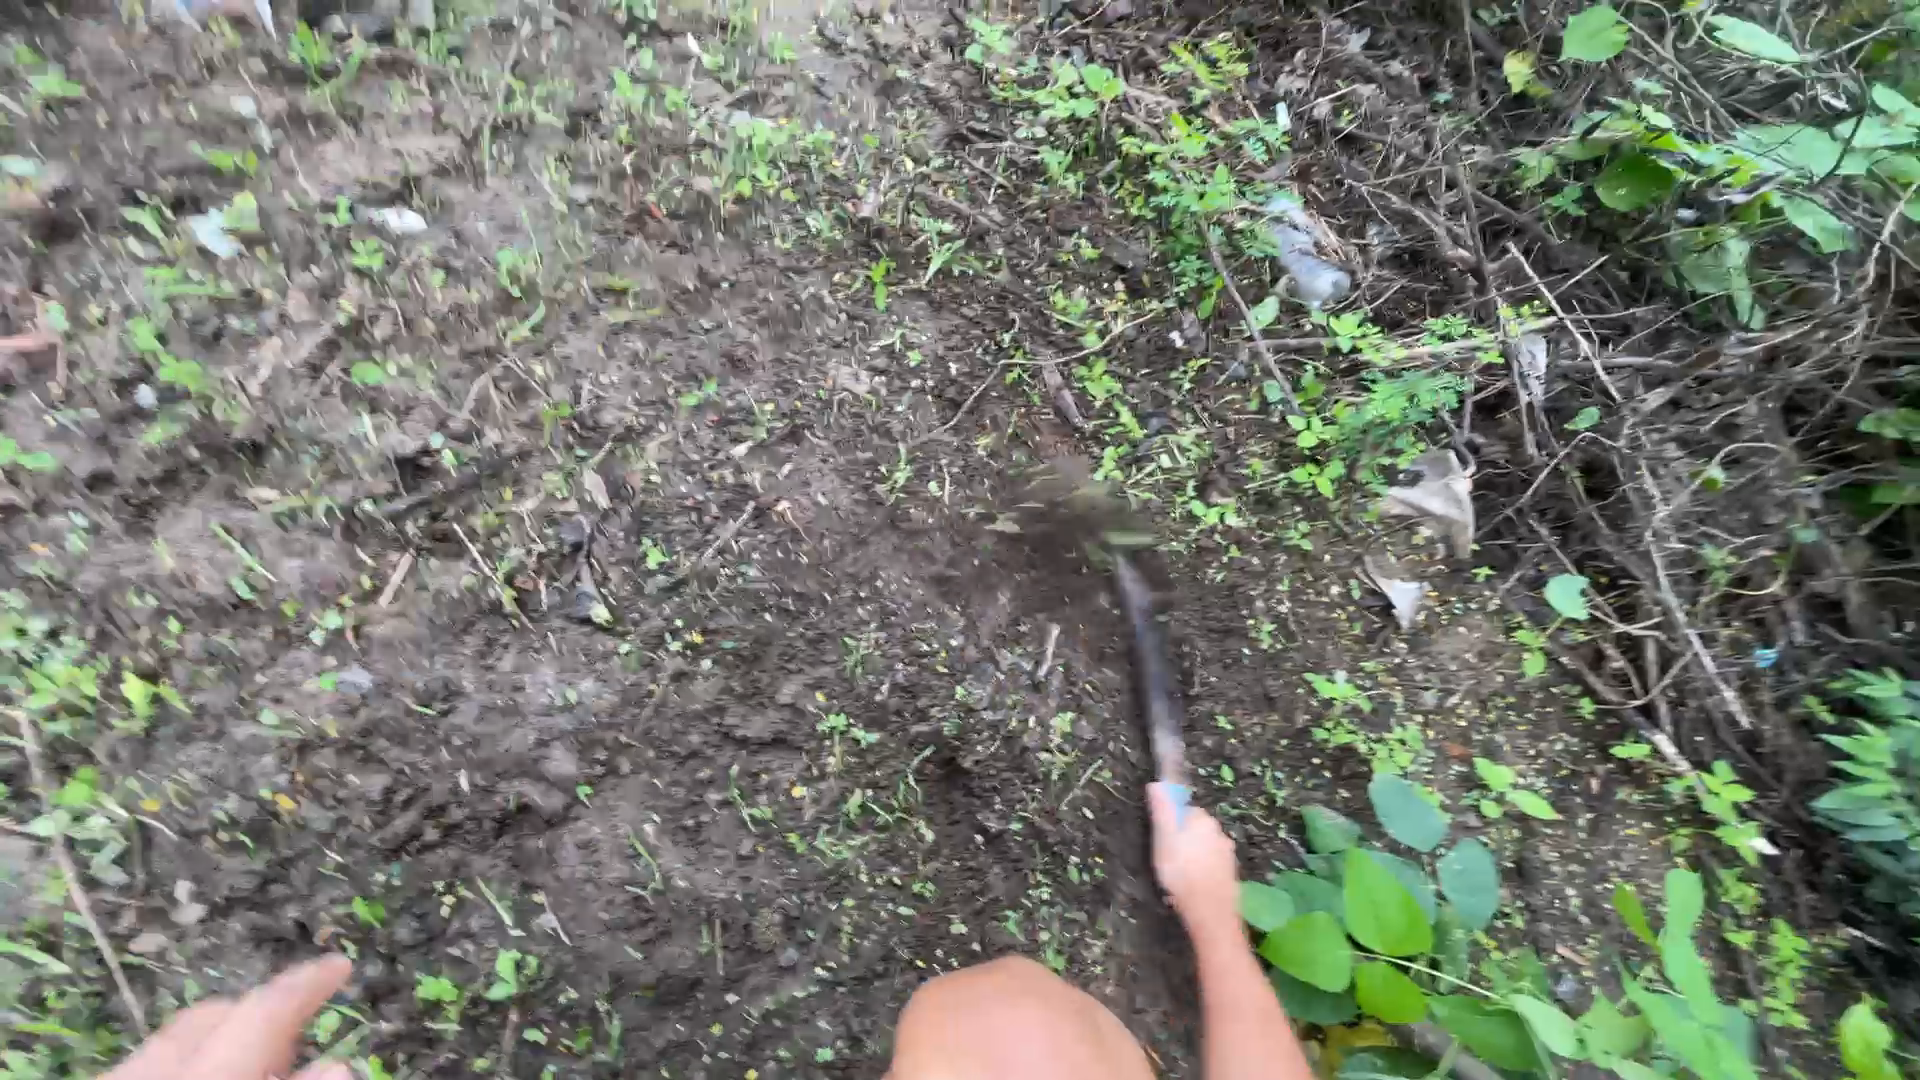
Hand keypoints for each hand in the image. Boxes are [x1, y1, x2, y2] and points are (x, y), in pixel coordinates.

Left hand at [103, 954, 351, 1079]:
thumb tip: (341, 1065)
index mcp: (207, 1067)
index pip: (264, 1009)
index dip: (308, 982)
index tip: (340, 964)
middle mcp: (149, 1066)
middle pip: (208, 1016)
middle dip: (257, 1008)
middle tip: (298, 1020)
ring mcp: (114, 1076)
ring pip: (168, 1041)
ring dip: (216, 1037)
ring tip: (249, 1053)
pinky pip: (138, 1064)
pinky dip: (179, 1061)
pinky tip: (199, 1072)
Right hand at [1147, 782, 1240, 936]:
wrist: (1210, 913)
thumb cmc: (1181, 872)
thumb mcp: (1163, 838)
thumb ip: (1162, 810)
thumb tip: (1156, 784)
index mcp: (1204, 820)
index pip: (1185, 810)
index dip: (1171, 824)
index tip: (1162, 840)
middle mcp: (1220, 833)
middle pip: (1196, 828)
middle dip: (1184, 839)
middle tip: (1168, 859)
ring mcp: (1228, 855)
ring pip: (1205, 848)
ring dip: (1194, 856)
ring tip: (1179, 876)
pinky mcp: (1231, 875)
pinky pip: (1212, 865)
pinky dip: (1203, 871)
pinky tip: (1193, 885)